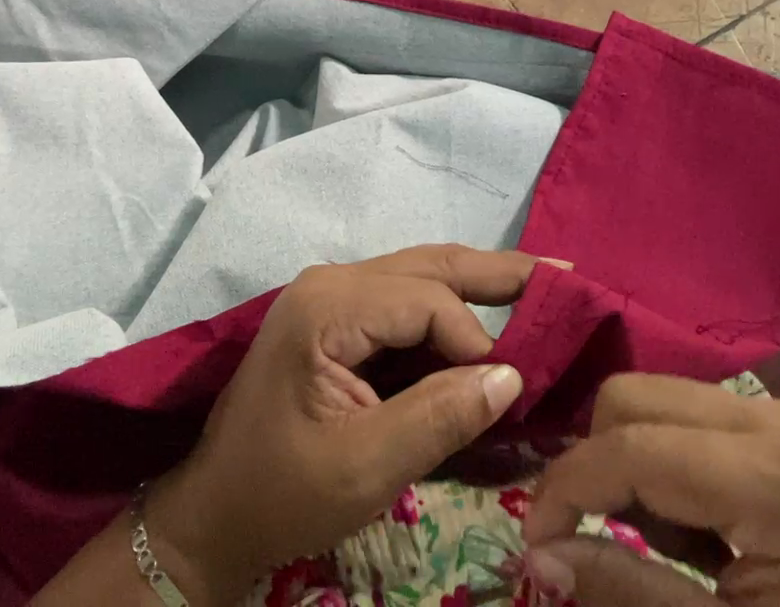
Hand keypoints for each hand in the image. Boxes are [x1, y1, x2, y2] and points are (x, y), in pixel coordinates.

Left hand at [142, 245, 546, 604]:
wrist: (214, 513)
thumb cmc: (281, 492)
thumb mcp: (365, 467)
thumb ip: (439, 416)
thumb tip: (512, 376)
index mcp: (329, 306)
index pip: (427, 301)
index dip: (474, 343)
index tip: (505, 394)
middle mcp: (331, 284)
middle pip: (429, 266)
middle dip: (497, 273)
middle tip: (565, 275)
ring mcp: (330, 298)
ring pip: (419, 277)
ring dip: (478, 285)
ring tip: (539, 285)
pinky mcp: (335, 321)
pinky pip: (403, 303)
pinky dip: (449, 311)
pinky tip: (487, 313)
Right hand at [521, 374, 779, 606]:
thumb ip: (630, 590)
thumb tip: (536, 557)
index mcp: (772, 475)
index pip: (628, 447)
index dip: (563, 490)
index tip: (533, 547)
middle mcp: (776, 420)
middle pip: (633, 397)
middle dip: (592, 461)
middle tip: (590, 537)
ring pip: (658, 400)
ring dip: (628, 460)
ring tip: (654, 543)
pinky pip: (695, 420)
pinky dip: (667, 462)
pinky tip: (695, 530)